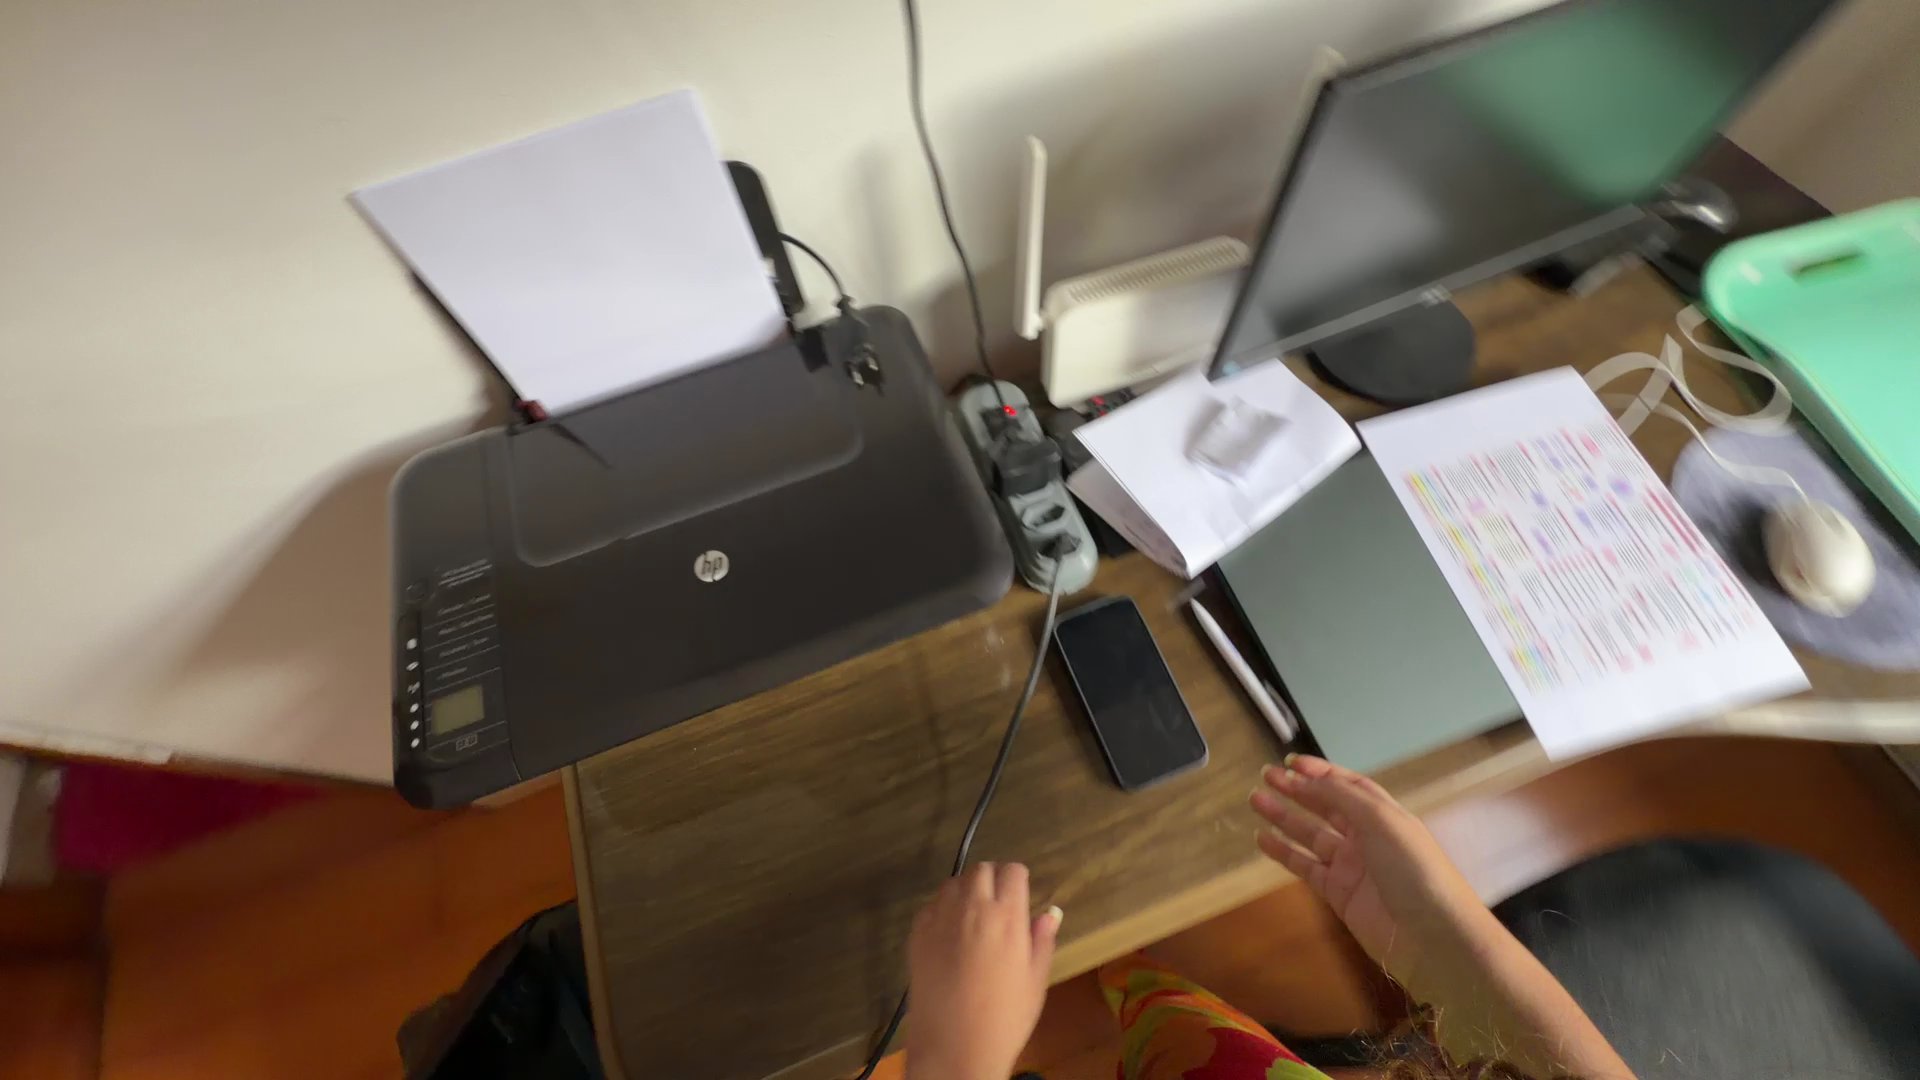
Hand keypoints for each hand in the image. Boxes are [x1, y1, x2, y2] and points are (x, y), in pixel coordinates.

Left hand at [905, 862, 1061, 1079]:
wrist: (953, 1048)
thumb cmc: (1004, 1018)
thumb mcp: (1035, 981)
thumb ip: (1042, 940)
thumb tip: (1050, 911)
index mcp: (1007, 915)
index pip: (1013, 870)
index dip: (1017, 880)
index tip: (1018, 896)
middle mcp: (973, 905)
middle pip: (982, 869)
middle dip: (992, 881)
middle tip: (996, 908)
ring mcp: (942, 915)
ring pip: (955, 882)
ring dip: (966, 892)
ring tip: (971, 919)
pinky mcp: (918, 929)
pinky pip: (933, 903)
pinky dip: (943, 909)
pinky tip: (949, 935)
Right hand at [1249, 754, 1487, 982]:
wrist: (1435, 940)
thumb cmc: (1414, 870)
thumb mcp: (1382, 821)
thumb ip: (1341, 796)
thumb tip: (1305, 777)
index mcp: (1384, 815)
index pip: (1349, 785)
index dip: (1320, 771)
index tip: (1290, 762)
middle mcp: (1367, 837)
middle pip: (1325, 806)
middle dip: (1296, 789)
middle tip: (1265, 775)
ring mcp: (1351, 866)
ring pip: (1309, 834)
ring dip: (1283, 816)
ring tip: (1255, 800)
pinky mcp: (1338, 893)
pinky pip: (1304, 866)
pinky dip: (1282, 852)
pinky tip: (1261, 838)